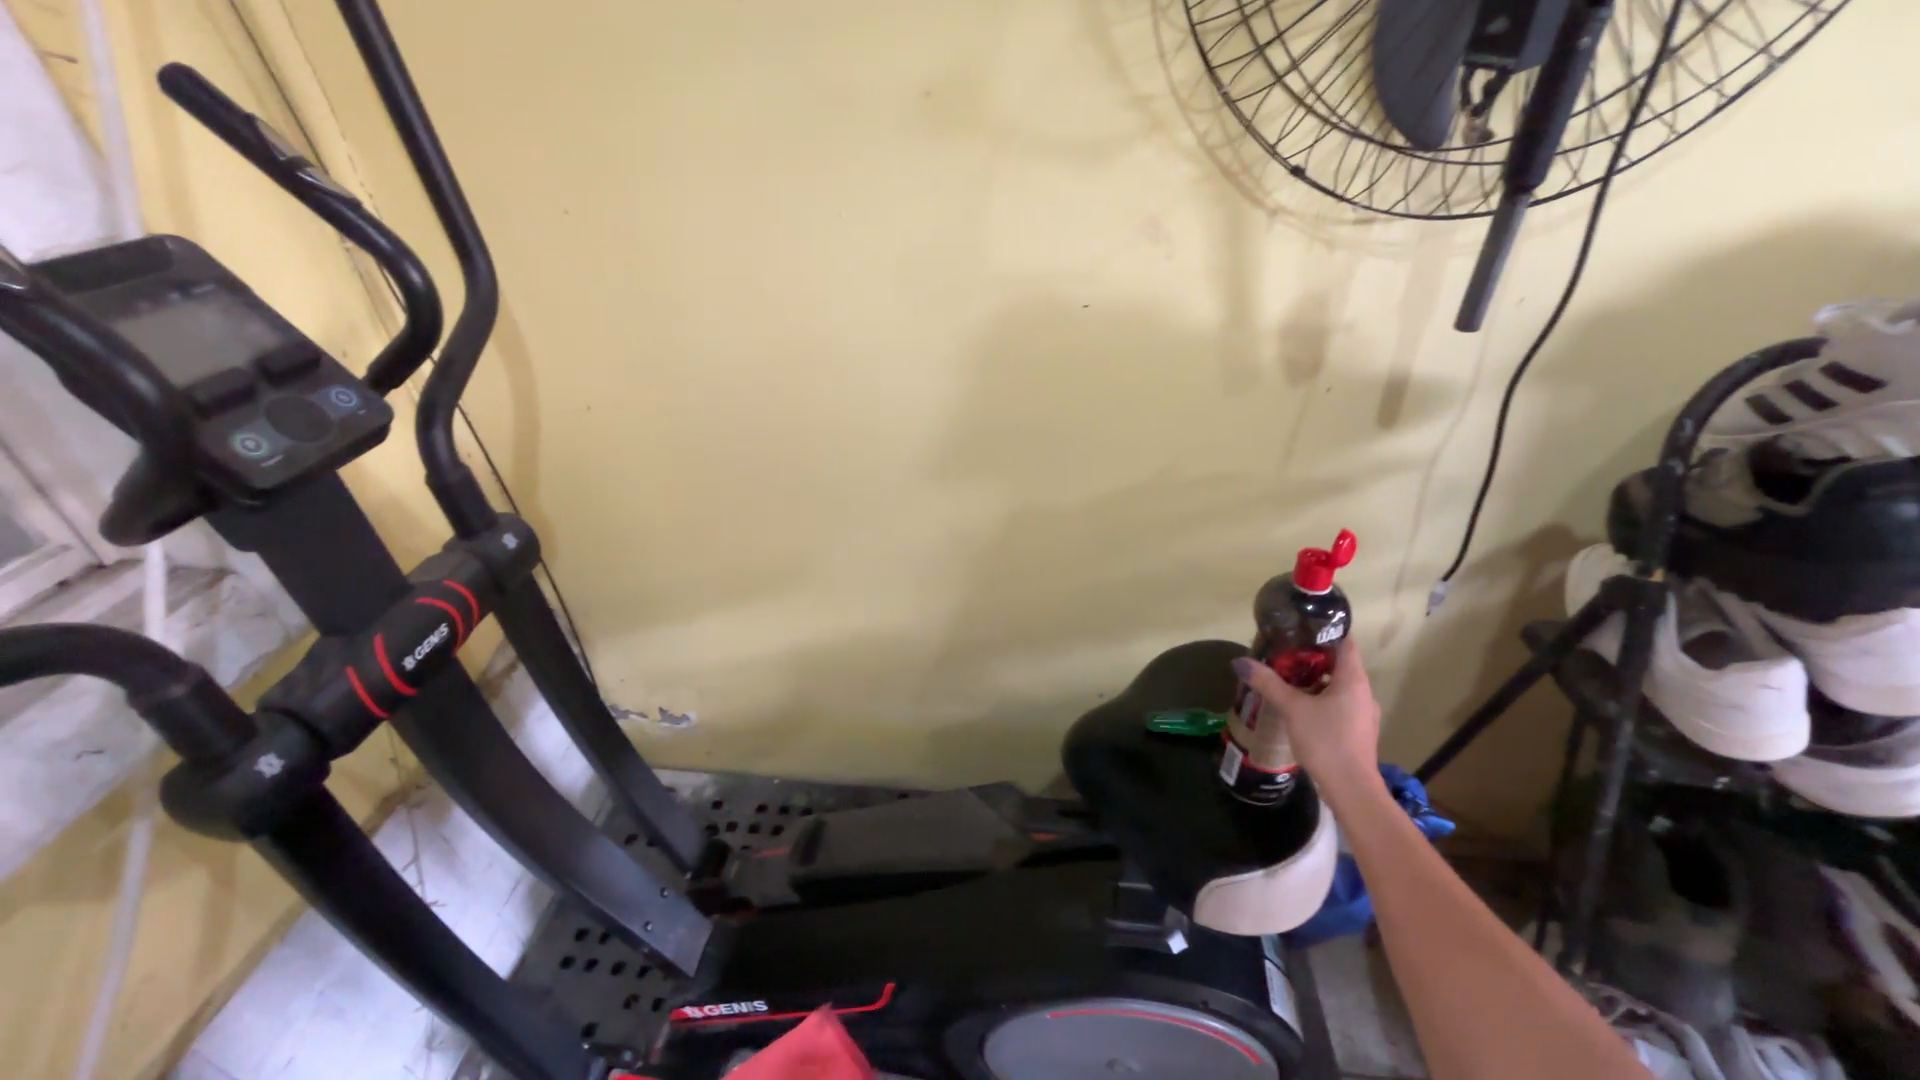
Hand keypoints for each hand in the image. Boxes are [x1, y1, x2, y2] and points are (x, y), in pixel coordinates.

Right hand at [1230, 638, 1382, 802]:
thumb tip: (1240, 661)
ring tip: (1288, 683)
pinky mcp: (1359, 732)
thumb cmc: (1326, 740)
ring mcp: (1364, 713)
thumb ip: (1268, 683)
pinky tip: (1301, 712)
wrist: (1352, 788)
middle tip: (1284, 656)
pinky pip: (1340, 706)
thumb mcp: (1293, 708)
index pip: (1345, 641)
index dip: (1325, 631)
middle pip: (1339, 665)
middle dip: (1313, 659)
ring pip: (1339, 688)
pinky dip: (1322, 702)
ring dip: (1316, 683)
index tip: (1300, 627)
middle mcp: (1363, 692)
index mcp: (1353, 679)